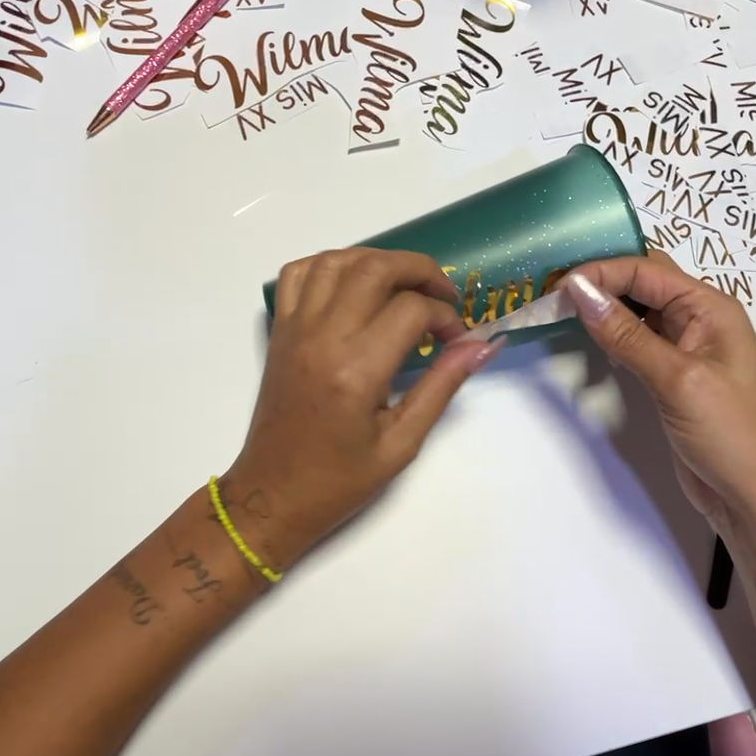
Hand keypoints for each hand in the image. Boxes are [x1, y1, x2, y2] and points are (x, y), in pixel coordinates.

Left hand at [222, 248, 501, 569]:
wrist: (272, 494)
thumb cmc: (339, 480)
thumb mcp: (402, 443)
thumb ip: (442, 386)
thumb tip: (482, 346)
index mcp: (356, 370)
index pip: (411, 310)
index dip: (445, 316)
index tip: (456, 339)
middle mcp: (322, 338)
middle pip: (373, 268)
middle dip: (418, 270)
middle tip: (441, 295)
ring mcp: (295, 329)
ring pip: (335, 260)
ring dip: (376, 261)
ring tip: (402, 286)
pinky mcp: (279, 331)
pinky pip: (298, 274)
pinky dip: (329, 264)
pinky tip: (353, 285)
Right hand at [563, 251, 755, 540]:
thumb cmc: (732, 435)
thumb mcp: (677, 380)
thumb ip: (626, 335)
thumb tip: (579, 291)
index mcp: (710, 308)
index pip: (645, 270)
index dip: (600, 272)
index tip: (555, 289)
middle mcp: (698, 320)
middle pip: (641, 283)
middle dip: (598, 284)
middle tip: (552, 297)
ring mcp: (685, 349)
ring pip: (635, 312)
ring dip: (602, 312)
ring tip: (561, 318)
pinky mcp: (671, 378)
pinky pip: (635, 343)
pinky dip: (610, 341)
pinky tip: (590, 349)